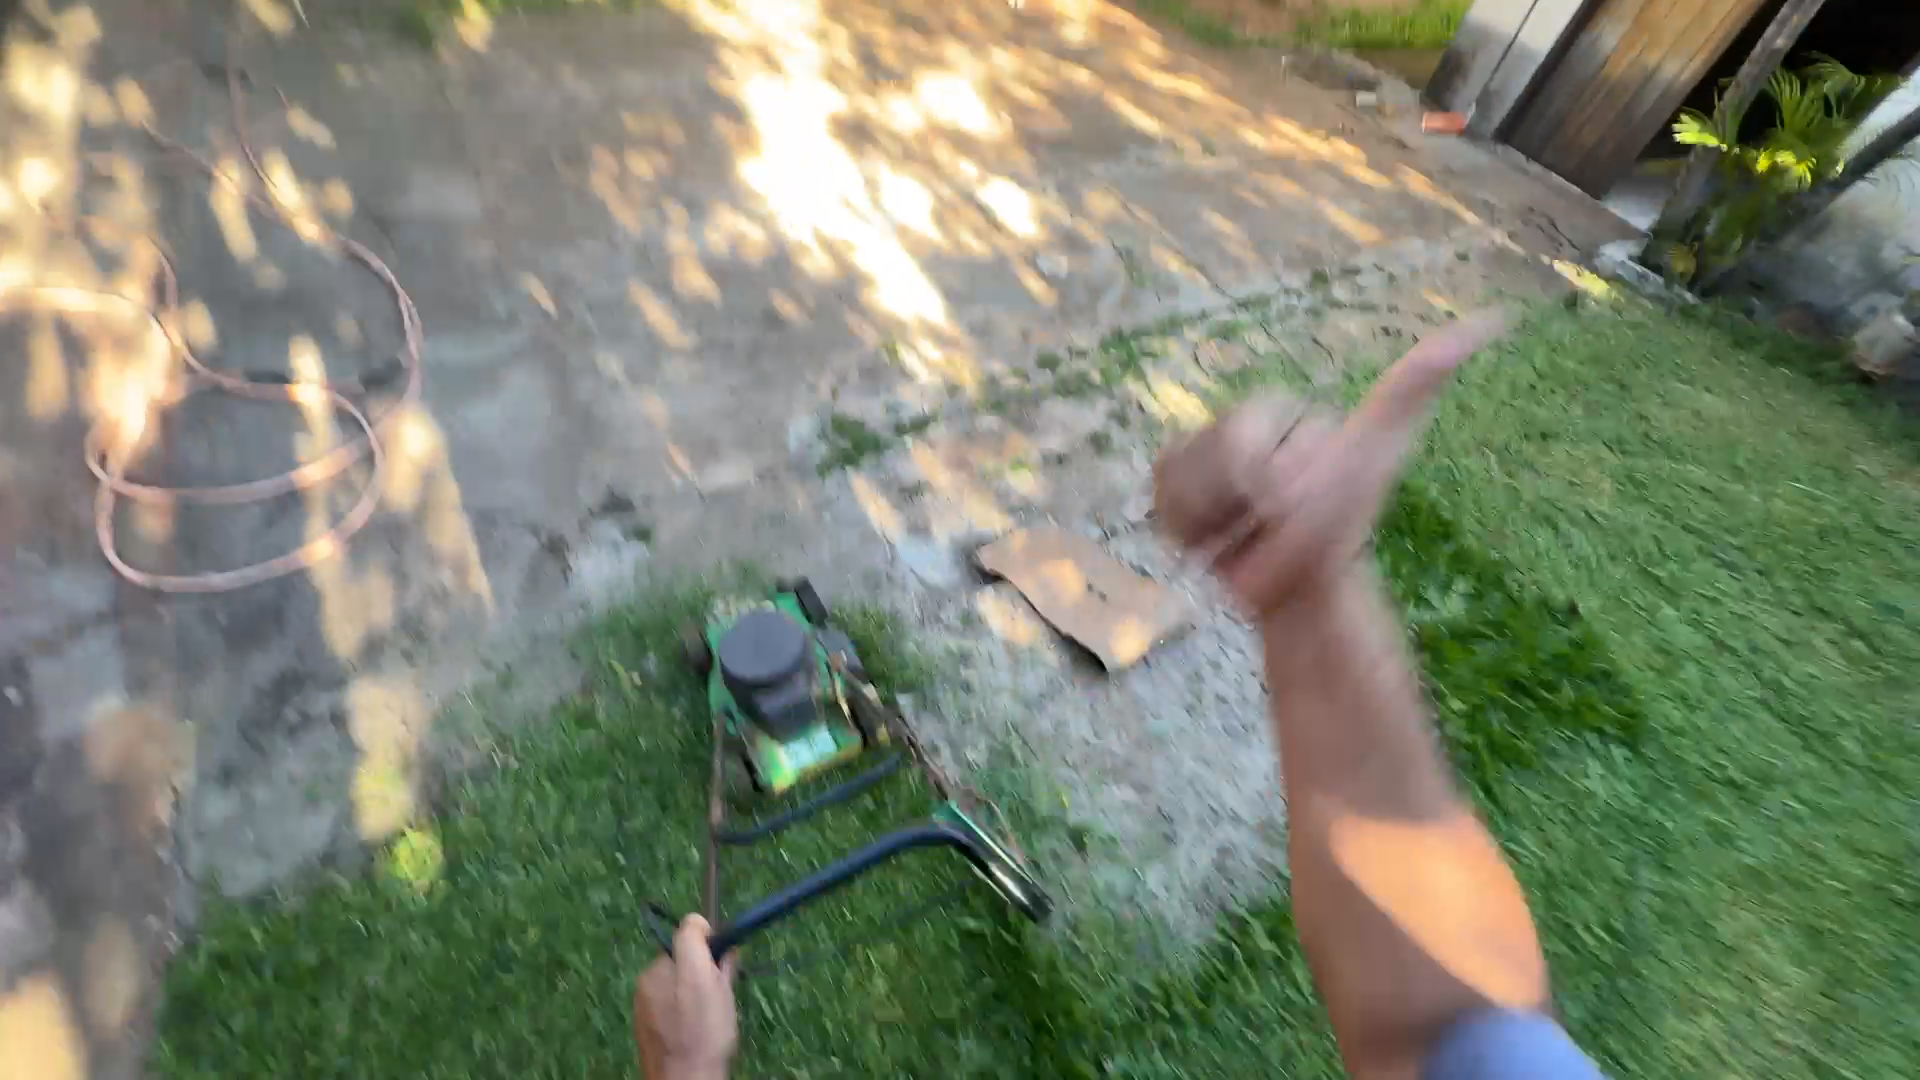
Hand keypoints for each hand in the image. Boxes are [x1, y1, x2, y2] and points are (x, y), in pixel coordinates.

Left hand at [635, 915, 738, 1079]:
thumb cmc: (707, 1032)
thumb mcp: (721, 987)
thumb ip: (718, 956)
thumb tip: (714, 938)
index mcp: (669, 965)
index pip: (689, 928)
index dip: (707, 936)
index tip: (719, 957)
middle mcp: (651, 975)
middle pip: (681, 953)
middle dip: (698, 964)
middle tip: (714, 988)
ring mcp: (642, 997)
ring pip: (672, 975)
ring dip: (685, 982)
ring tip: (700, 1009)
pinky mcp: (639, 1017)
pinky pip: (663, 996)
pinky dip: (674, 1001)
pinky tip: (685, 1022)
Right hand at [1155, 311, 1506, 613]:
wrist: (1297, 587)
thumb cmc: (1340, 523)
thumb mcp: (1378, 449)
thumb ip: (1413, 386)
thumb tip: (1496, 317)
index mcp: (1275, 410)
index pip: (1239, 432)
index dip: (1261, 477)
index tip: (1290, 503)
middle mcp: (1233, 424)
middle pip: (1204, 448)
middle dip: (1236, 500)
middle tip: (1264, 522)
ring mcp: (1199, 455)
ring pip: (1176, 470)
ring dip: (1208, 515)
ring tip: (1238, 531)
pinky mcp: (1173, 487)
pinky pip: (1159, 489)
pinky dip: (1181, 521)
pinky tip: (1210, 536)